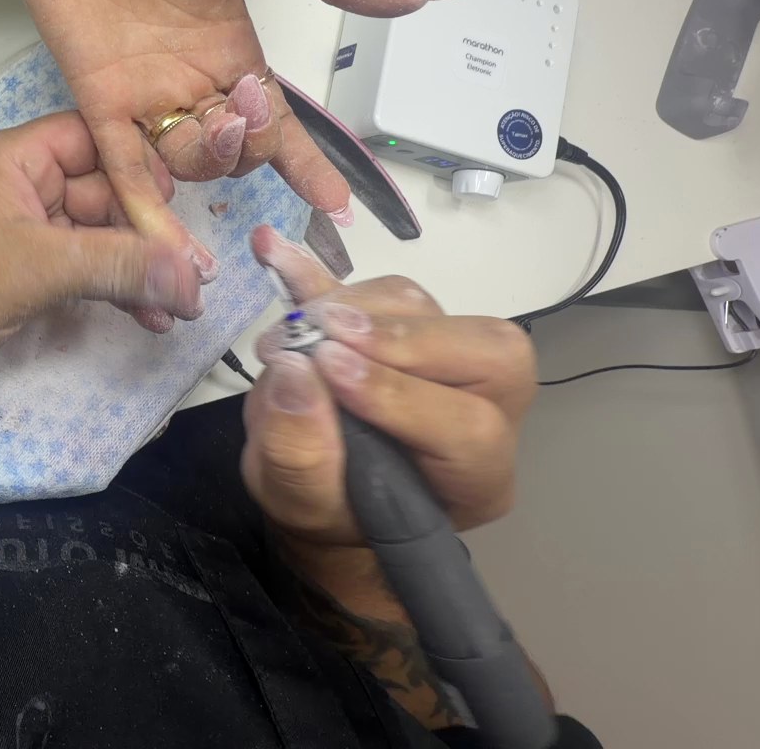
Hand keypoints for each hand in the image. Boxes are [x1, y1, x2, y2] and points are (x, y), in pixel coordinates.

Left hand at [0, 0, 457, 265]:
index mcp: (230, 52)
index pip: (276, 125)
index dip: (306, 164)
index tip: (340, 206)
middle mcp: (189, 87)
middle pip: (233, 153)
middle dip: (251, 147)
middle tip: (246, 106)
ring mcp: (143, 101)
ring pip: (188, 164)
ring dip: (210, 161)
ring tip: (218, 125)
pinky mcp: (98, 106)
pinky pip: (125, 169)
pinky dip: (147, 206)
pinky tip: (167, 243)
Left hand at [0, 111, 200, 385]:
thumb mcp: (41, 268)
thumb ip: (120, 266)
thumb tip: (193, 277)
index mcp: (14, 158)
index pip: (91, 140)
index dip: (138, 166)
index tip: (179, 205)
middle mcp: (21, 183)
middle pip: (103, 191)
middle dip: (148, 235)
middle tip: (194, 273)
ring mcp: (25, 227)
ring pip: (98, 234)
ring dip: (137, 269)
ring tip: (180, 305)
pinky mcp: (27, 265)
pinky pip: (83, 265)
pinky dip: (114, 287)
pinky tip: (149, 316)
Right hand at [238, 225, 535, 548]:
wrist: (320, 488)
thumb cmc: (322, 508)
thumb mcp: (298, 501)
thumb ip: (298, 451)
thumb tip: (294, 371)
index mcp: (472, 476)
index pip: (466, 426)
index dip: (397, 391)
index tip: (326, 365)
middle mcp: (482, 410)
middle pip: (488, 351)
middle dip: (400, 334)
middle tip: (323, 330)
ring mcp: (445, 360)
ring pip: (432, 308)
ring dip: (360, 303)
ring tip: (295, 323)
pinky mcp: (394, 325)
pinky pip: (370, 287)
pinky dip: (318, 269)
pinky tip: (271, 250)